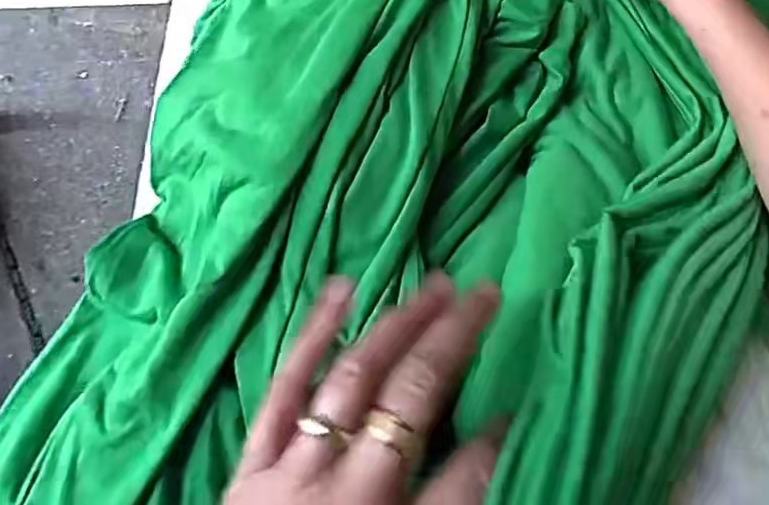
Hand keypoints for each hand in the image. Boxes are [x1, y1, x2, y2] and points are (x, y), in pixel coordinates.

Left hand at [225, 275, 503, 504]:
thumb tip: (492, 448)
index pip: (460, 478)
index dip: (494, 438)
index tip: (517, 400)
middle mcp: (343, 489)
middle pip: (409, 397)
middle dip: (452, 339)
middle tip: (485, 292)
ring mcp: (291, 470)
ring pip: (355, 376)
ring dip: (399, 323)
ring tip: (436, 283)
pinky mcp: (251, 464)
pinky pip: (285, 389)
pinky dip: (314, 334)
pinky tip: (341, 288)